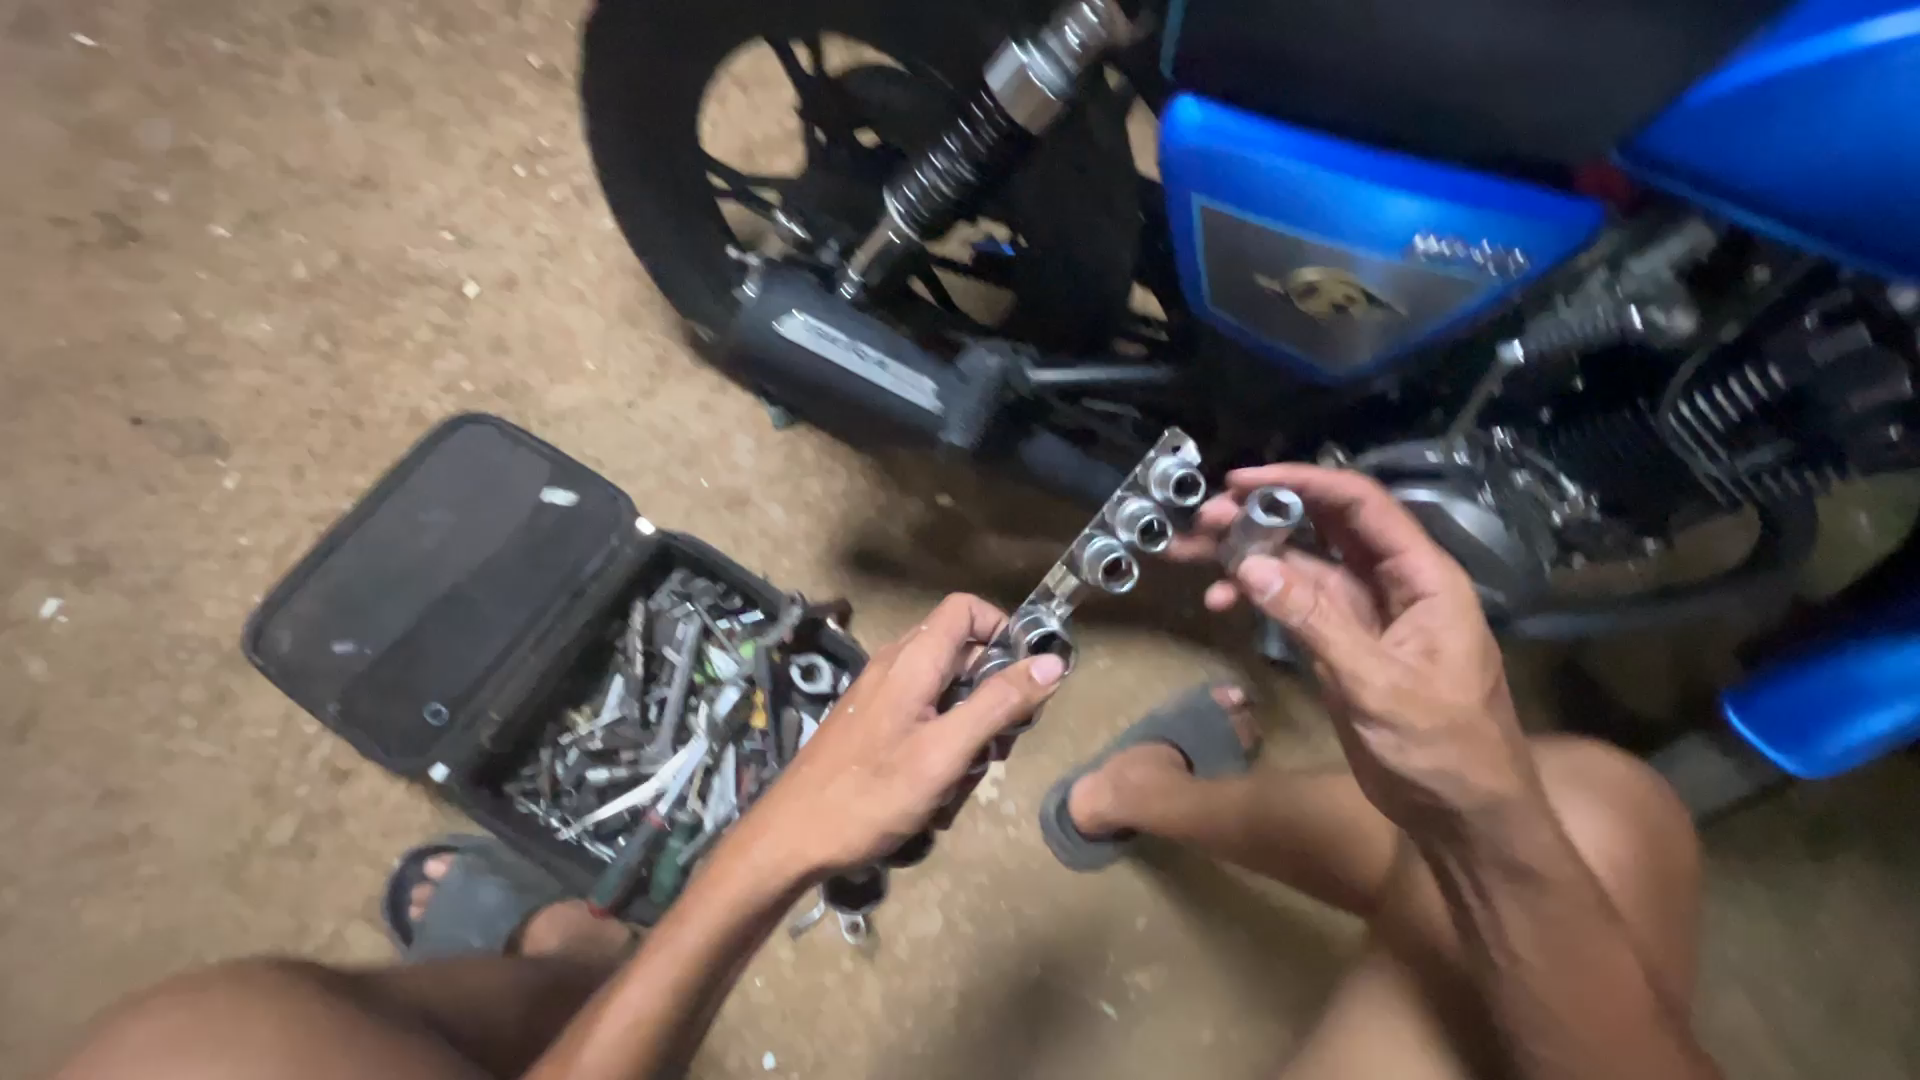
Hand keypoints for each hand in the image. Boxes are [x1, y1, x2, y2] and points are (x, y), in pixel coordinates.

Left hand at [750, 594, 1065, 874]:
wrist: (791, 838)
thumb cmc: (869, 795)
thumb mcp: (945, 752)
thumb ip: (998, 704)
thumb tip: (1052, 662)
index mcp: (911, 659)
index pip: (965, 609)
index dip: (1001, 629)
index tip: (1026, 675)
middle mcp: (895, 665)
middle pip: (963, 654)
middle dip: (992, 694)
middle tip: (999, 745)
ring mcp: (882, 695)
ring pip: (947, 692)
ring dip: (969, 730)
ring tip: (964, 777)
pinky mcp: (875, 724)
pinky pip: (925, 717)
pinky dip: (943, 744)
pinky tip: (938, 789)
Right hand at [1173, 464, 1542, 832]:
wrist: (1462, 816)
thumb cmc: (1443, 748)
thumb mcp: (1377, 683)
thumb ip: (1315, 621)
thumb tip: (1251, 566)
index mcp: (1422, 578)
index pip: (1360, 505)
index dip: (1302, 482)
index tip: (1241, 481)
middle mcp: (1390, 583)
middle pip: (1322, 528)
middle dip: (1262, 517)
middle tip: (1204, 521)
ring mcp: (1362, 612)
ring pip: (1299, 564)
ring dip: (1248, 556)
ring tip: (1193, 555)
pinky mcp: (1339, 641)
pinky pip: (1292, 603)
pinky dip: (1256, 598)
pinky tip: (1221, 604)